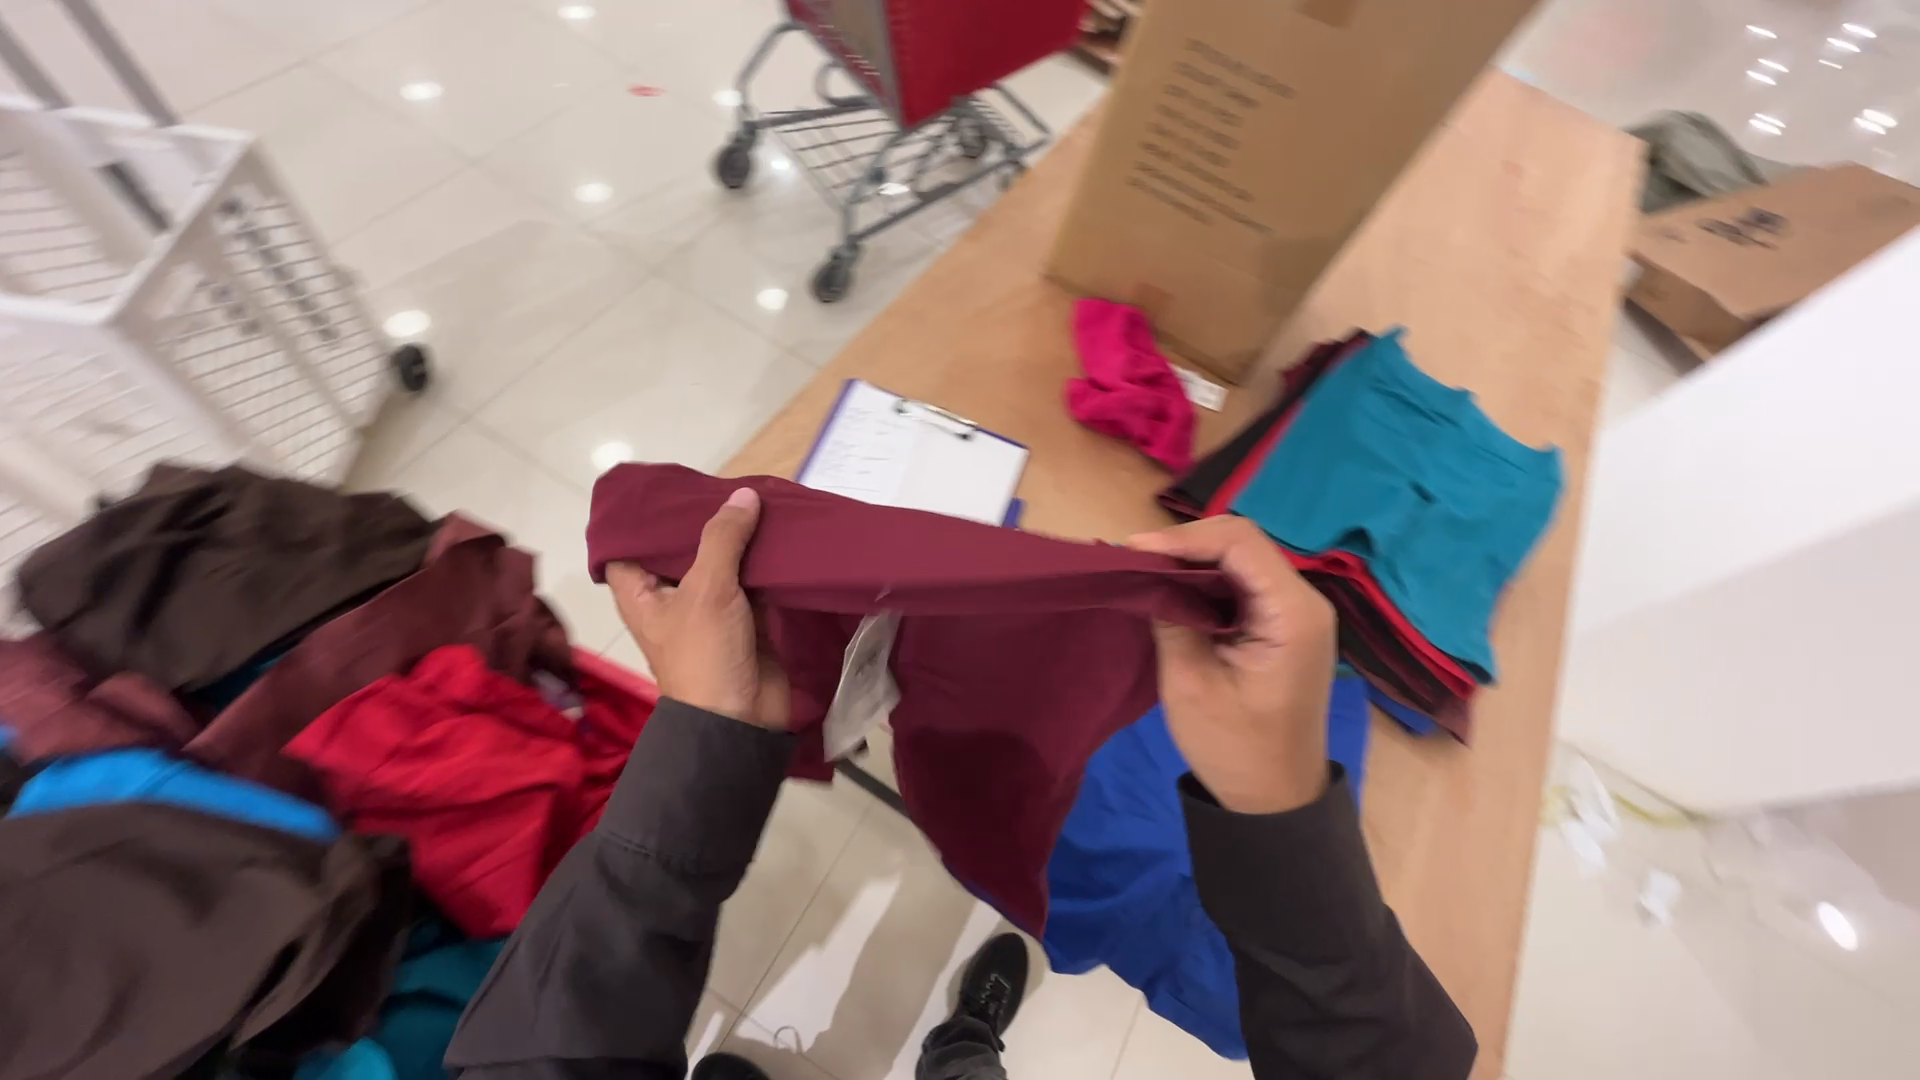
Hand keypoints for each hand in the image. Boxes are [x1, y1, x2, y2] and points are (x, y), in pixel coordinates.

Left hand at [606, 487, 789, 729]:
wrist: (740, 718)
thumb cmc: (705, 652)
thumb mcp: (707, 589)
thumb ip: (723, 538)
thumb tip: (744, 495)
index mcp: (641, 592)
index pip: (630, 545)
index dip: (645, 518)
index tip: (668, 487)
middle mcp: (671, 596)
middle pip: (682, 549)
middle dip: (703, 521)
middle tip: (726, 484)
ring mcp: (710, 608)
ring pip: (722, 563)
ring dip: (739, 539)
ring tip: (758, 500)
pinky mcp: (745, 619)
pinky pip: (752, 582)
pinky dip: (763, 562)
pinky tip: (779, 534)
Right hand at [1128, 516, 1336, 813]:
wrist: (1274, 799)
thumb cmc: (1234, 748)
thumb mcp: (1190, 683)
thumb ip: (1171, 618)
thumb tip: (1146, 574)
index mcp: (1292, 613)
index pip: (1239, 542)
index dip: (1183, 538)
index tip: (1134, 551)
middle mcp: (1303, 601)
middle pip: (1241, 543)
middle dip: (1184, 545)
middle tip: (1133, 560)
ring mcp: (1295, 611)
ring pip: (1239, 559)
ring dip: (1191, 560)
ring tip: (1144, 571)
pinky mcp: (1281, 624)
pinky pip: (1241, 583)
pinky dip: (1203, 580)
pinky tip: (1170, 590)